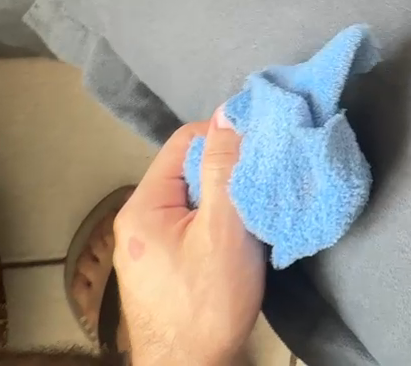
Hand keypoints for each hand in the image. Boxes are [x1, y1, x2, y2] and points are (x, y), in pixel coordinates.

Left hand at [114, 111, 266, 365]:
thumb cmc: (208, 300)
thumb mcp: (224, 227)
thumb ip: (224, 167)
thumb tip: (227, 111)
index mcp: (144, 206)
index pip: (187, 140)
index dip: (227, 133)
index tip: (263, 142)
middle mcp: (142, 219)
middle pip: (194, 166)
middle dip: (233, 164)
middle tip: (268, 171)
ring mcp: (155, 242)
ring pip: (201, 193)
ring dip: (233, 190)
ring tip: (263, 198)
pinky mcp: (171, 260)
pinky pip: (201, 217)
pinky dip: (228, 213)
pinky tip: (250, 225)